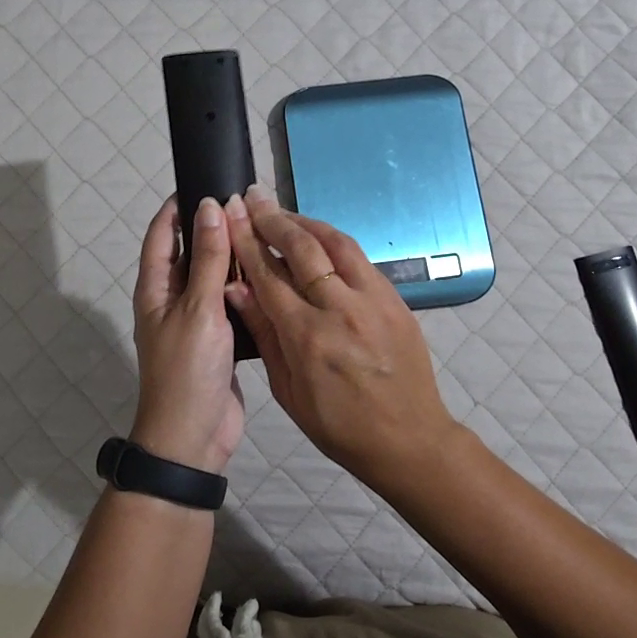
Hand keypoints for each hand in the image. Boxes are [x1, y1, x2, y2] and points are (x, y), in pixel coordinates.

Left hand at [130, 196, 245, 473]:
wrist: (192, 437)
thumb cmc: (188, 369)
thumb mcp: (199, 309)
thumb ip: (209, 260)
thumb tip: (210, 207)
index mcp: (156, 289)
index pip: (161, 235)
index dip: (177, 207)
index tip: (207, 182)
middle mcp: (172, 301)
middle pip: (191, 255)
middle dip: (214, 230)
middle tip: (249, 206)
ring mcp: (196, 323)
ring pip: (216, 281)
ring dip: (235, 261)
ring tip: (268, 235)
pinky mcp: (219, 343)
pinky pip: (232, 306)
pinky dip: (248, 291)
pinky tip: (275, 279)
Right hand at [222, 186, 458, 483]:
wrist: (407, 439)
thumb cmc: (337, 425)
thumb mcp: (287, 390)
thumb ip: (264, 333)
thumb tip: (235, 288)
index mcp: (307, 338)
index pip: (268, 276)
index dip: (245, 241)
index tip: (229, 214)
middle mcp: (340, 310)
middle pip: (301, 248)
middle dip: (272, 219)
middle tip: (252, 198)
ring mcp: (373, 301)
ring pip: (335, 243)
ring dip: (304, 221)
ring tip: (282, 211)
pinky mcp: (394, 300)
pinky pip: (360, 258)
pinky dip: (334, 239)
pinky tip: (318, 235)